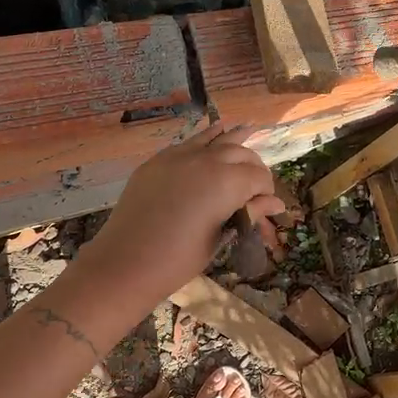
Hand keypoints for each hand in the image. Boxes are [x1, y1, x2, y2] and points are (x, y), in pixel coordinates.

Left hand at [67, 125, 282, 316]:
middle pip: (241, 154)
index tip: (266, 209)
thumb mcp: (219, 238)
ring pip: (217, 139)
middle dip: (253, 168)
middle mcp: (207, 160)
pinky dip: (207, 138)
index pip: (259, 177)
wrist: (123, 264)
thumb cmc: (178, 260)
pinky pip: (190, 142)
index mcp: (227, 182)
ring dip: (234, 141)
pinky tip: (215, 134)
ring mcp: (179, 156)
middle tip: (255, 188)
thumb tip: (274, 205)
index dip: (266, 192)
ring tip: (247, 133)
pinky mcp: (158, 160)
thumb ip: (247, 215)